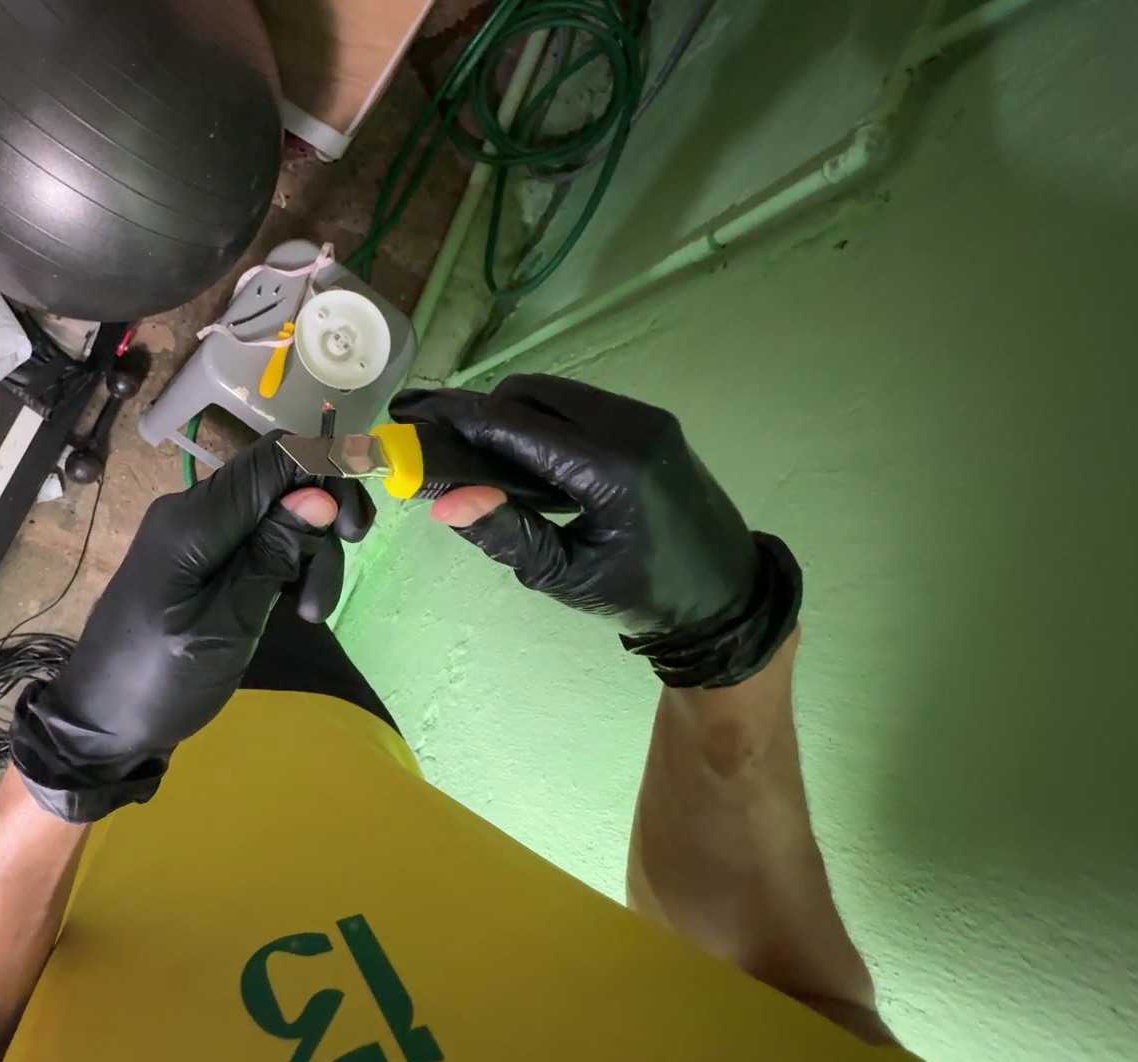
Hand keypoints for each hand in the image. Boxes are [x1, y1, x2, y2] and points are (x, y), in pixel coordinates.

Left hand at [11, 435, 373, 821]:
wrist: (104, 721)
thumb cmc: (161, 681)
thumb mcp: (226, 625)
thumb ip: (272, 555)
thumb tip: (319, 493)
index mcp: (193, 520)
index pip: (273, 458)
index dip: (325, 472)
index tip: (352, 531)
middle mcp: (194, 511)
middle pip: (280, 483)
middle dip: (321, 523)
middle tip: (336, 576)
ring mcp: (197, 534)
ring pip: (276, 513)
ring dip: (308, 554)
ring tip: (310, 614)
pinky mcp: (202, 558)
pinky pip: (258, 540)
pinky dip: (287, 565)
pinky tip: (294, 605)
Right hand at [390, 375, 799, 687]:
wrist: (726, 592)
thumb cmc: (640, 593)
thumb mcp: (564, 575)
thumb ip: (504, 532)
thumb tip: (444, 501)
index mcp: (609, 467)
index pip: (513, 424)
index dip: (455, 417)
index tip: (410, 413)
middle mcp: (629, 425)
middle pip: (529, 393)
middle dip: (477, 412)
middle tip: (439, 441)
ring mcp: (643, 417)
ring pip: (552, 393)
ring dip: (507, 413)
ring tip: (474, 450)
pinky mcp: (648, 421)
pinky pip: (576, 405)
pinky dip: (538, 419)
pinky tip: (521, 454)